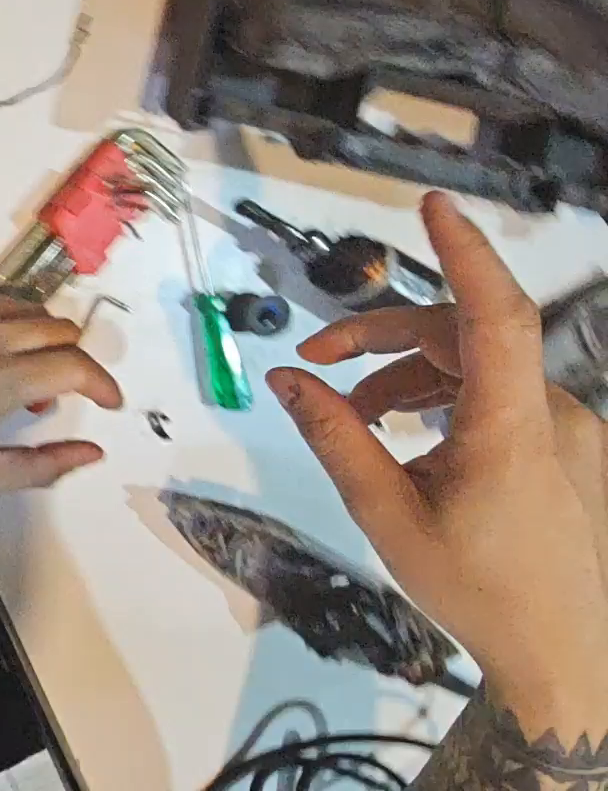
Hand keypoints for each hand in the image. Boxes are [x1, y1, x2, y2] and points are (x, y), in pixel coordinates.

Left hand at [0, 293, 121, 493]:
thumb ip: (42, 467)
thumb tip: (92, 452)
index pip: (74, 365)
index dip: (103, 384)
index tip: (108, 403)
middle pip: (59, 328)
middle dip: (76, 360)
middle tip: (61, 393)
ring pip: (29, 309)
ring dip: (45, 337)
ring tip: (25, 376)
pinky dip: (13, 324)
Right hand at [267, 191, 607, 723]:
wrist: (575, 658)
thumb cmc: (478, 585)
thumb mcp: (383, 507)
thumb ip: (334, 432)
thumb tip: (288, 375)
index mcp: (513, 427)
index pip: (494, 316)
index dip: (464, 254)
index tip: (433, 206)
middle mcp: (554, 416)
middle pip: (458, 335)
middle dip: (377, 334)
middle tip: (312, 361)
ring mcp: (567, 432)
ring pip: (472, 363)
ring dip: (400, 370)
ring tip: (352, 409)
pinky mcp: (565, 447)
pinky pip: (493, 391)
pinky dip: (434, 393)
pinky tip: (401, 427)